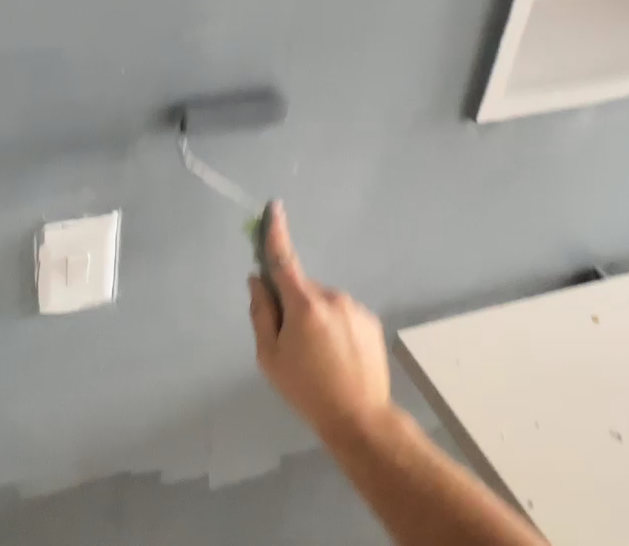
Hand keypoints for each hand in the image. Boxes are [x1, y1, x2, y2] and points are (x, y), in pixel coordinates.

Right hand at [249, 201, 391, 438]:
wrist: (361, 419)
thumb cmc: (307, 390)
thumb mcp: (269, 357)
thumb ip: (260, 313)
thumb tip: (258, 281)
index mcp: (304, 305)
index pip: (284, 260)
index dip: (276, 233)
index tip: (273, 208)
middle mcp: (332, 298)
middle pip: (301, 288)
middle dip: (292, 303)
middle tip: (291, 341)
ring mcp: (355, 309)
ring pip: (323, 302)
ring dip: (315, 316)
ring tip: (318, 355)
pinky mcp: (370, 322)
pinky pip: (342, 313)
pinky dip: (334, 326)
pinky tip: (338, 356)